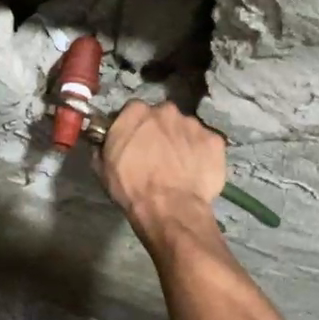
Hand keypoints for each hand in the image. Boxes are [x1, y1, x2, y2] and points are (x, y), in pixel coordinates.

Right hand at [95, 102, 227, 239]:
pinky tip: (194, 171)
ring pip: (185, 128)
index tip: (132, 141)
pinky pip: (206, 143)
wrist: (169, 209)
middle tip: (156, 154)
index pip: (133, 110)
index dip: (133, 126)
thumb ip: (104, 146)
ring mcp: (194, 124)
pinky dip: (201, 153)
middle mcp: (166, 111)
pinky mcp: (215, 140)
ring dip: (180, 141)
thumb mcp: (103, 168)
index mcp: (136, 113)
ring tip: (177, 165)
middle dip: (159, 130)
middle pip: (162, 116)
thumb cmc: (131, 188)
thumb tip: (104, 141)